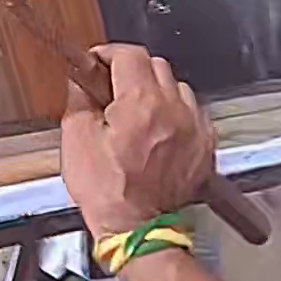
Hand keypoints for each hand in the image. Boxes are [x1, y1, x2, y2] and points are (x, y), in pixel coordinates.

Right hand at [60, 44, 216, 235]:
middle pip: (156, 66)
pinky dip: (173, 113)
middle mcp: (174, 109)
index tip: (95, 61)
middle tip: (109, 88)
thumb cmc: (105, 188)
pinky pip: (192, 112)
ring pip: (176, 88)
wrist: (136, 227)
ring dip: (154, 91)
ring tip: (133, 112)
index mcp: (140, 104)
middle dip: (130, 70)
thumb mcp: (75, 139)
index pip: (130, 55)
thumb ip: (78, 102)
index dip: (108, 53)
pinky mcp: (205, 145)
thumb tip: (80, 82)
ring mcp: (195, 127)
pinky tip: (154, 130)